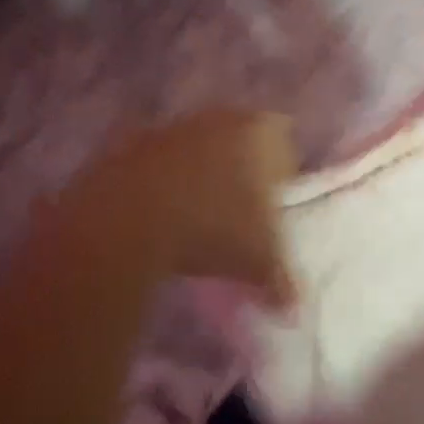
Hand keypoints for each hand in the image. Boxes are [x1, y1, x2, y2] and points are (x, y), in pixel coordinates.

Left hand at [80, 110, 298, 308]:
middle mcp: (224, 117)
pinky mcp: (136, 139)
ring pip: (199, 147)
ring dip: (198, 175)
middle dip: (239, 173)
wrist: (128, 217)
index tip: (268, 211)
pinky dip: (161, 181)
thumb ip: (282, 280)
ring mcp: (177, 124)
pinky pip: (160, 160)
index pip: (285, 146)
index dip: (280, 177)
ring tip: (190, 219)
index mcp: (264, 134)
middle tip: (232, 215)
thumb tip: (295, 307)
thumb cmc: (213, 228)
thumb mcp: (258, 261)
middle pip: (241, 141)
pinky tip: (155, 215)